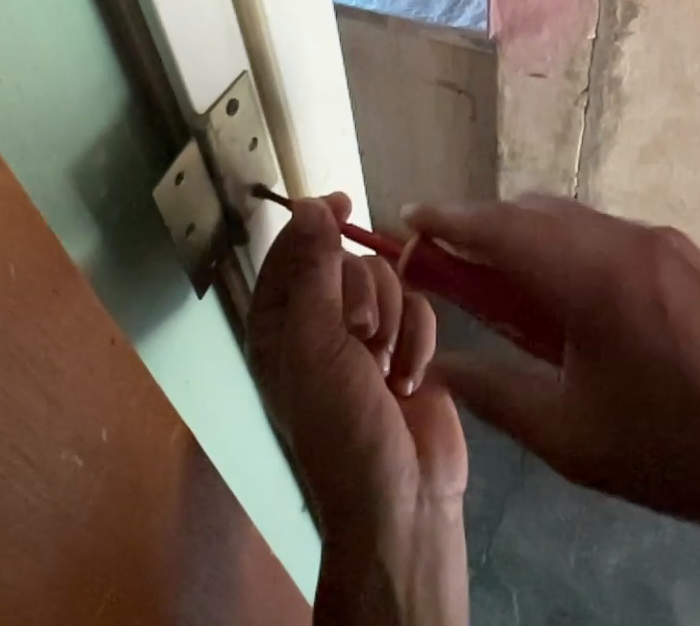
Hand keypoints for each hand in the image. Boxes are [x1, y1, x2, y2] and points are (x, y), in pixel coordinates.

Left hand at [247, 193, 466, 625]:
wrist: (403, 499)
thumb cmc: (343, 426)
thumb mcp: (317, 345)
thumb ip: (314, 271)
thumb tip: (307, 204)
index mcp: (280, 323)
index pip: (292, 252)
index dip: (313, 223)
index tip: (341, 199)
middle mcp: (319, 323)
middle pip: (348, 262)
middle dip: (365, 295)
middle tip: (363, 337)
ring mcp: (366, 338)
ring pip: (389, 282)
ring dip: (394, 323)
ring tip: (386, 370)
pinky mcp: (408, 348)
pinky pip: (420, 309)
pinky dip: (419, 342)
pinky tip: (412, 382)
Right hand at [403, 194, 699, 539]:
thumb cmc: (690, 450)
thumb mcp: (575, 439)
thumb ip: (495, 394)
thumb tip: (438, 368)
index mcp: (589, 277)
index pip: (496, 227)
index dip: (444, 221)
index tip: (406, 222)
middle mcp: (622, 239)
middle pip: (528, 212)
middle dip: (478, 229)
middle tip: (447, 267)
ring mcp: (660, 241)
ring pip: (567, 219)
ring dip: (522, 239)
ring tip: (504, 290)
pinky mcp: (686, 255)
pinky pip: (602, 233)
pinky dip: (563, 249)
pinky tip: (568, 302)